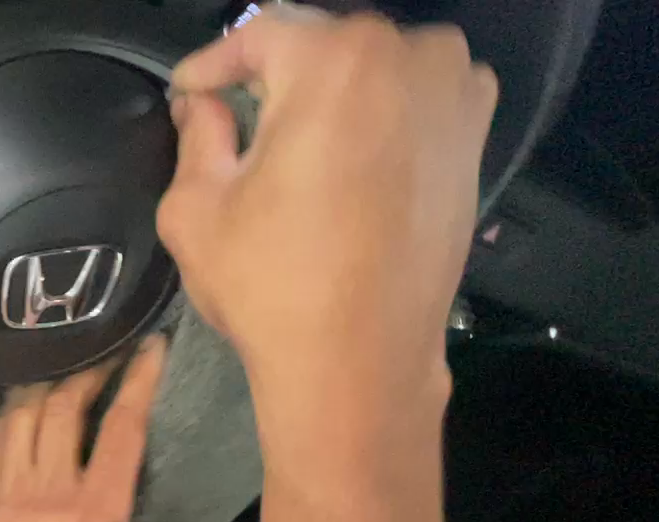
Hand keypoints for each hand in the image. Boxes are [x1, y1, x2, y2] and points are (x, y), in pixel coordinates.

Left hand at [0, 338, 188, 521]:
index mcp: (95, 515)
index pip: (121, 431)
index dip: (140, 383)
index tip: (151, 349)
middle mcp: (50, 487)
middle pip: (66, 406)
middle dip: (90, 370)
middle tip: (108, 354)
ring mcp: (7, 486)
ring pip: (24, 413)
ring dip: (46, 385)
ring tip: (65, 374)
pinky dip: (7, 416)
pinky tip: (17, 412)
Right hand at [157, 6, 497, 485]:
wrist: (357, 353)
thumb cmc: (266, 282)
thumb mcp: (195, 211)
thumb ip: (196, 138)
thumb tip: (201, 104)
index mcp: (336, 65)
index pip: (262, 30)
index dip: (212, 61)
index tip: (184, 92)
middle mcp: (411, 55)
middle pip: (321, 45)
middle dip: (269, 78)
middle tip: (227, 121)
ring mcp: (457, 91)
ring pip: (368, 71)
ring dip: (320, 97)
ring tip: (282, 148)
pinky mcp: (474, 134)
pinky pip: (409, 100)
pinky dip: (367, 118)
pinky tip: (337, 166)